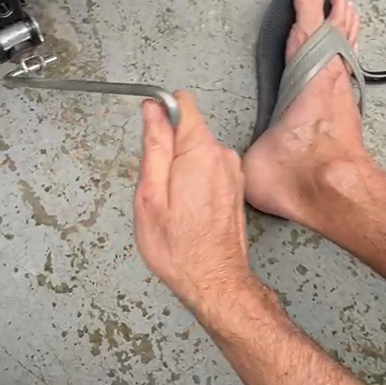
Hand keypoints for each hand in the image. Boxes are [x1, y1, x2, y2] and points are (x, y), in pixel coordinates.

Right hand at [134, 91, 255, 311]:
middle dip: (168, 150)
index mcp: (199, 151)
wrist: (213, 281)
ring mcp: (232, 171)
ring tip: (173, 203)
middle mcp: (222, 155)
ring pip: (196, 151)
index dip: (160, 113)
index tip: (150, 136)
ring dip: (180, 168)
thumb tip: (153, 110)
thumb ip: (154, 145)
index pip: (182, 103)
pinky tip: (187, 210)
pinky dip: (193, 181)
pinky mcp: (235, 186)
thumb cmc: (178, 247)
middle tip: (158, 187)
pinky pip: (207, 168)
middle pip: (187, 130)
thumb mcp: (150, 194)